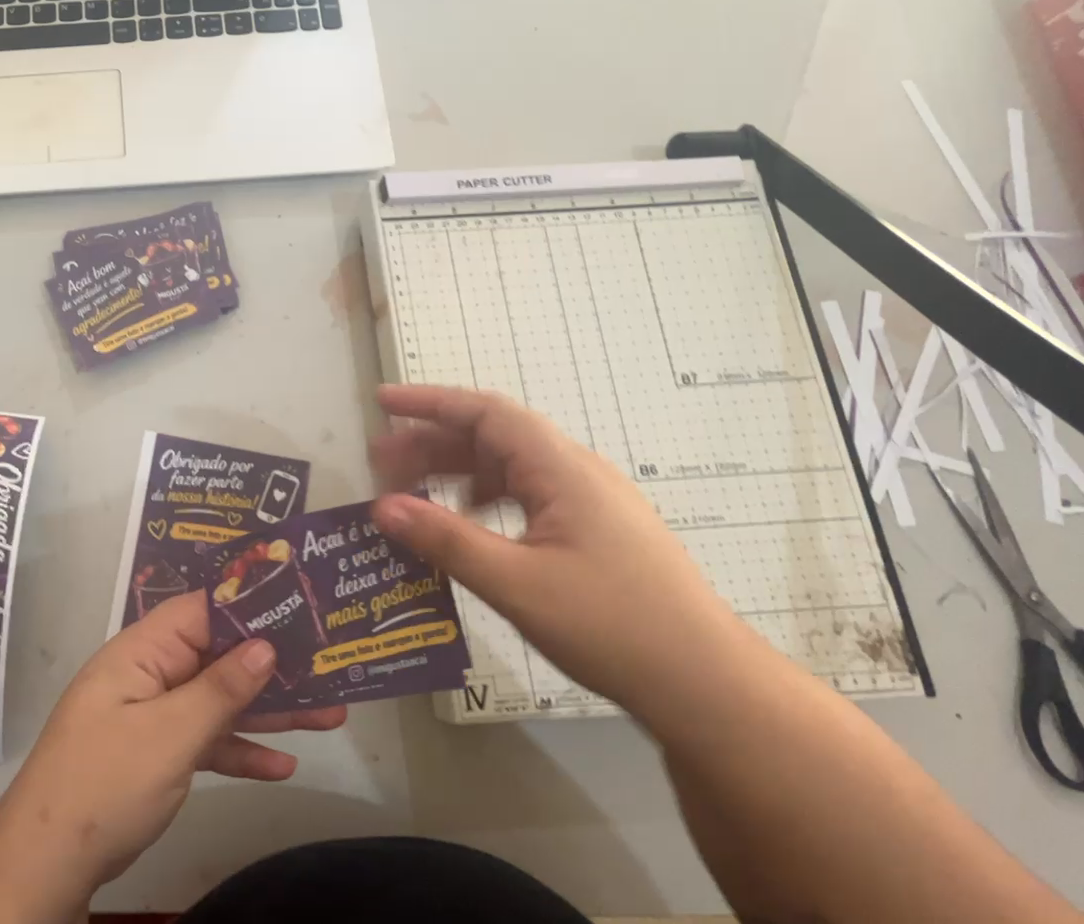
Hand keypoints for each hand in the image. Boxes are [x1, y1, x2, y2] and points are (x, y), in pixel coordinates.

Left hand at [0, 593, 344, 919]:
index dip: (249, 605)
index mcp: (141, 652)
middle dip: (273, 664)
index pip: (201, 610)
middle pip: (218, 657)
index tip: (301, 604)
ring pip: (219, 701)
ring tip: (332, 714)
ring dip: (269, 709)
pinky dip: (241, 750)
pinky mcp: (157, 752)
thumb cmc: (107, 781)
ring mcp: (153, 714)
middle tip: (332, 664)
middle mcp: (149, 674)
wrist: (51, 857)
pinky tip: (284, 767)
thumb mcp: (170, 733)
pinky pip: (207, 740)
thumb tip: (264, 645)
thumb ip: (220, 689)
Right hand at [368, 384, 764, 716]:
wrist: (704, 681)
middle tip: (380, 465)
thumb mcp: (515, 583)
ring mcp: (591, 503)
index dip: (430, 403)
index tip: (382, 405)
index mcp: (562, 470)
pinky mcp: (596, 532)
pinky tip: (467, 528)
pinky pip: (527, 497)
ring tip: (412, 497)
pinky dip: (484, 501)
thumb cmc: (610, 625)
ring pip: (510, 469)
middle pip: (494, 438)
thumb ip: (445, 540)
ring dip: (456, 474)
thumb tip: (382, 508)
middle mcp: (577, 473)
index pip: (486, 412)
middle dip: (432, 444)